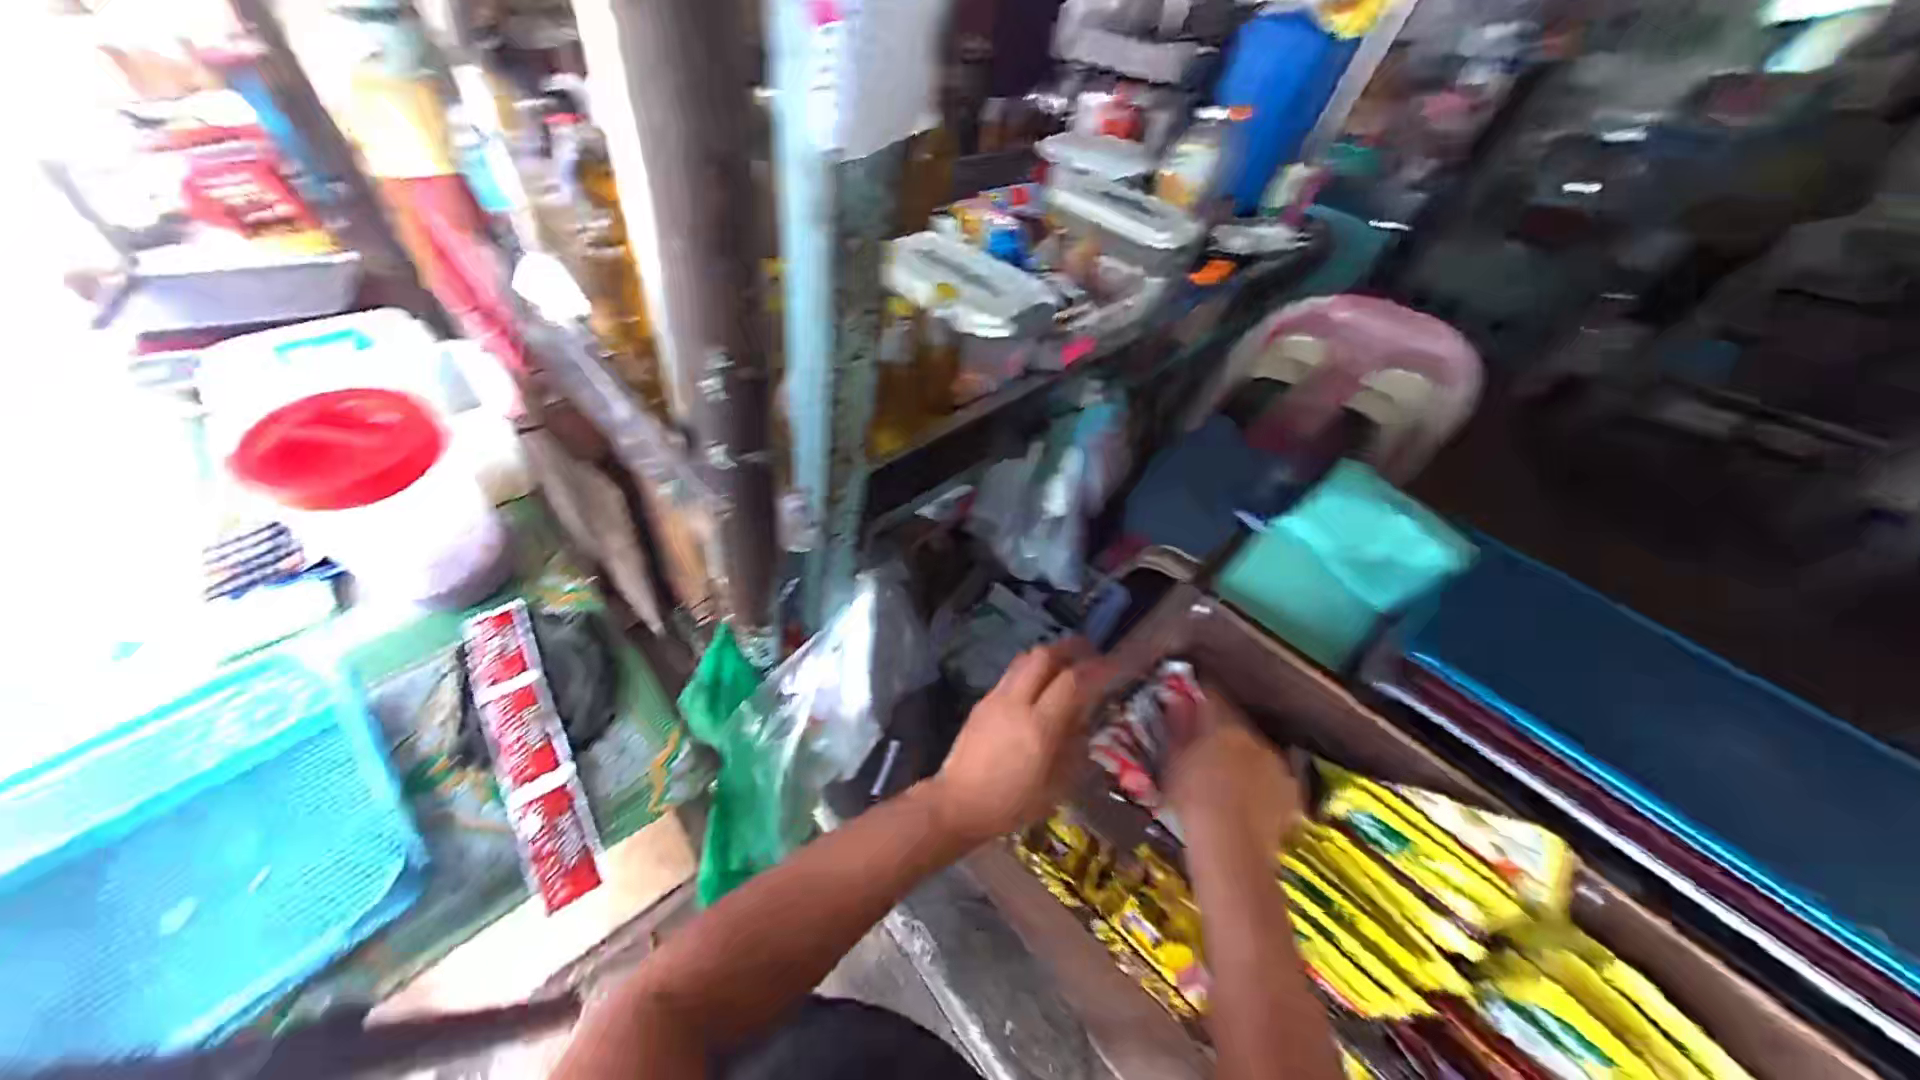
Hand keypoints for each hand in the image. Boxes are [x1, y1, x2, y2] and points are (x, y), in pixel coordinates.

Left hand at [931, 638, 1116, 844]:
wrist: (958, 804)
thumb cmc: (1012, 803)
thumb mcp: (1057, 786)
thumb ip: (1075, 747)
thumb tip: (1084, 719)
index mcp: (1038, 728)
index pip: (1072, 682)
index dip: (1098, 669)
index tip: (1115, 664)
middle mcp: (1015, 703)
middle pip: (1045, 656)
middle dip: (1072, 649)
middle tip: (1091, 654)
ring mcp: (995, 698)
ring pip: (1025, 659)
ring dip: (1050, 655)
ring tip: (1067, 664)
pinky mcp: (982, 701)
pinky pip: (1012, 673)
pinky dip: (1032, 669)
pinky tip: (1040, 685)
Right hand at [1164, 684, 1304, 850]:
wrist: (1231, 848)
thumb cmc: (1193, 801)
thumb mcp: (1172, 763)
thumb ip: (1177, 729)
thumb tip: (1177, 703)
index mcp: (1226, 726)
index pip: (1213, 697)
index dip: (1199, 698)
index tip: (1188, 704)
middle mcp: (1256, 739)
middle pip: (1236, 726)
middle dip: (1221, 733)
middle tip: (1203, 750)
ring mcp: (1278, 766)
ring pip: (1256, 752)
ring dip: (1242, 759)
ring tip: (1224, 780)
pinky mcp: (1292, 794)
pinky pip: (1272, 779)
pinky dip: (1260, 784)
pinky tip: (1246, 801)